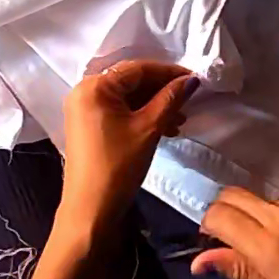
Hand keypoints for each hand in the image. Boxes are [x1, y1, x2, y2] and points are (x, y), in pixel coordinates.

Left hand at [59, 61, 199, 223]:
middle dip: (162, 91)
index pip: (137, 69)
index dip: (168, 72)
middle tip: (188, 103)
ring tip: (179, 122)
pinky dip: (141, 116)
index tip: (195, 80)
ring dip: (154, 106)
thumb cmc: (118, 165)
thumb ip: (170, 99)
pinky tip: (164, 129)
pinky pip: (118, 111)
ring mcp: (84, 109)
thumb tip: (191, 80)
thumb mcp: (148, 128)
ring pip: (126, 98)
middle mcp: (84, 91)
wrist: (90, 209)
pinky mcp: (88, 126)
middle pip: (131, 81)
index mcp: (94, 86)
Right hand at [195, 187, 278, 278]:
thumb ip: (241, 272)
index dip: (208, 229)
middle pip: (233, 196)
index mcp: (270, 245)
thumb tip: (200, 260)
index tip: (215, 248)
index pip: (218, 215)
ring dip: (259, 219)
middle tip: (238, 245)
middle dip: (225, 215)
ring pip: (262, 200)